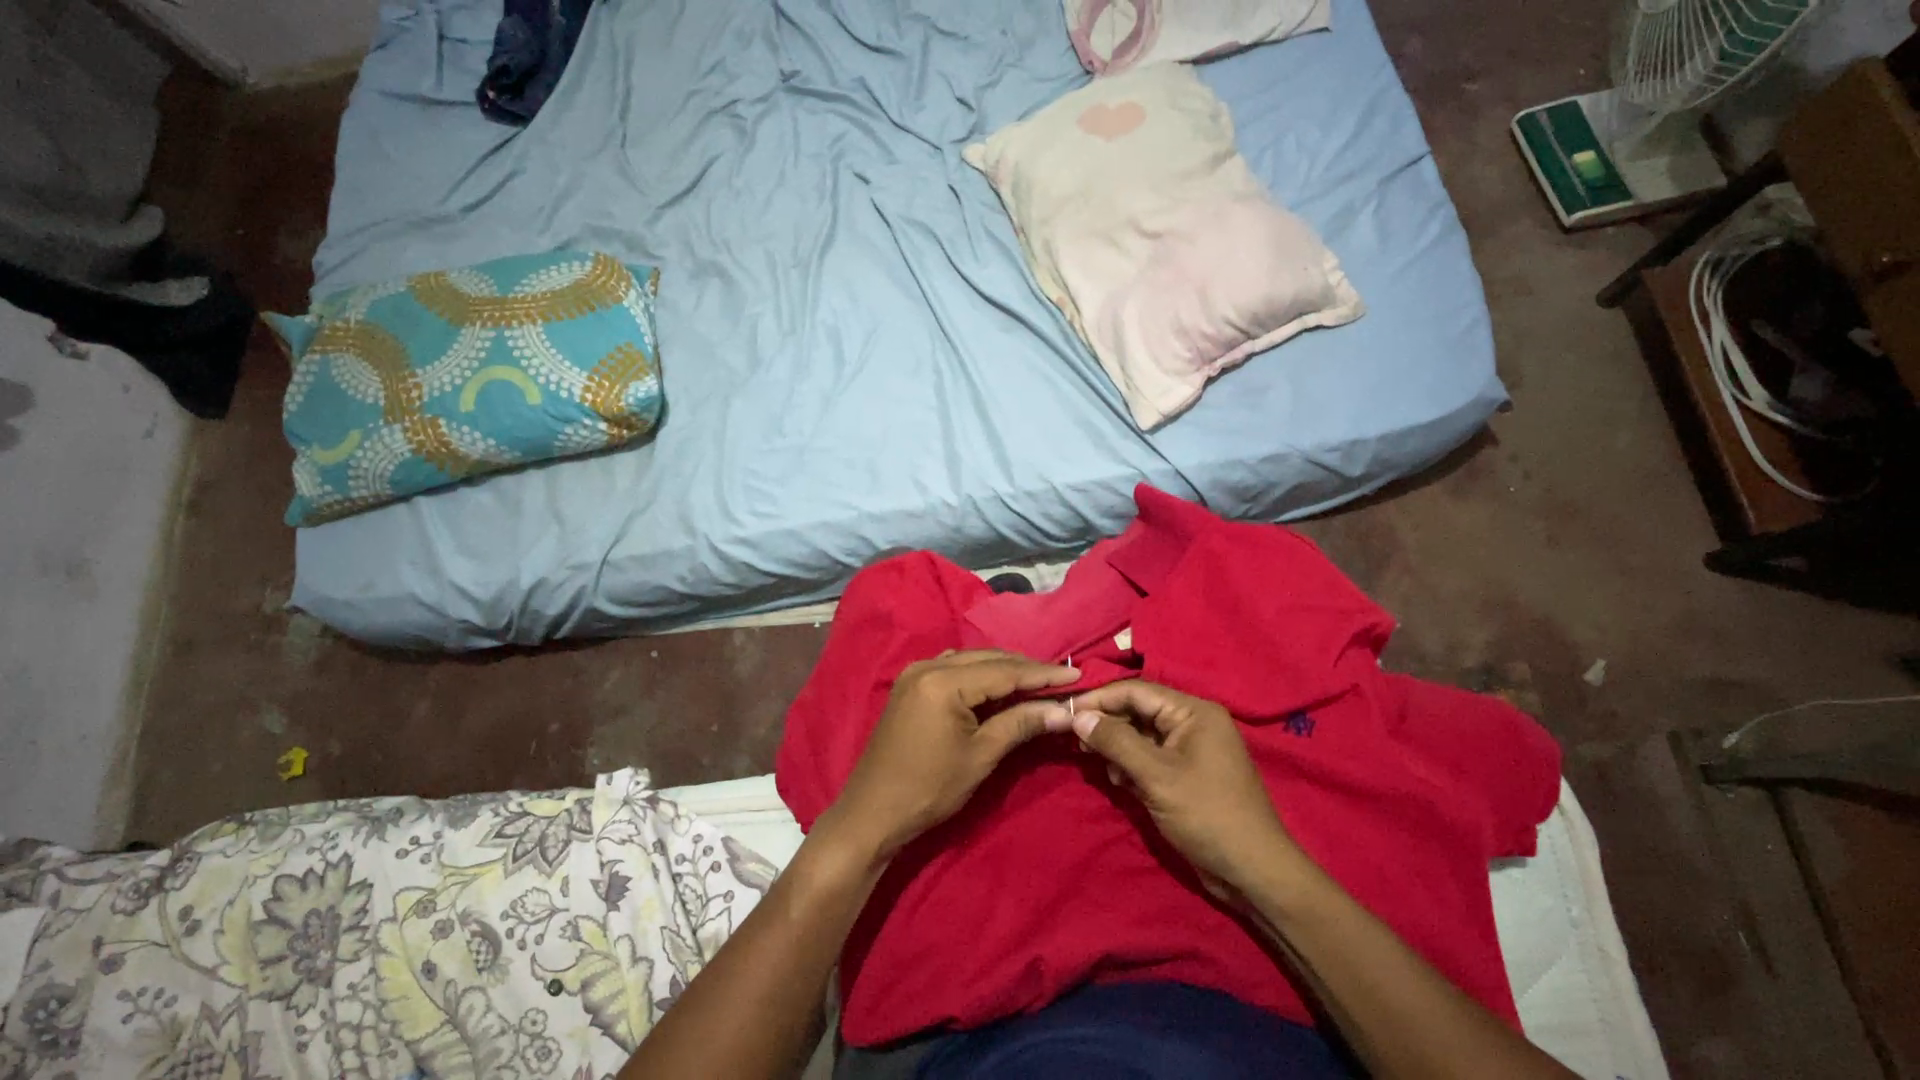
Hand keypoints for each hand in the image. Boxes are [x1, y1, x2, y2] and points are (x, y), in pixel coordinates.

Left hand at [818, 650, 1077, 861]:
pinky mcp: (910, 686)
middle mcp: (927, 666)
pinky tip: (999, 686)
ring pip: (970, 661)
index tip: (1078, 674)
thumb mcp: (981, 756)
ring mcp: (914, 673)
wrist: (873, 813)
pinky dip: (979, 674)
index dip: (1043, 673)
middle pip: (988, 658)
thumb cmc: (929, 789)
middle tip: (1062, 678)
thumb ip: (1020, 724)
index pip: (1005, 670)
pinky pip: (953, 668)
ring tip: (1037, 682)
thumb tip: (1063, 711)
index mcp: (943, 681)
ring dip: (1003, 669)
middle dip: (1025, 668)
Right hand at [1071, 681, 1300, 899]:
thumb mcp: (1157, 776)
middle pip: (1138, 711)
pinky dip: (1131, 767)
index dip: (1100, 699)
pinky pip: (1150, 759)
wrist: (1250, 870)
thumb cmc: (1206, 814)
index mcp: (1194, 713)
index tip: (1065, 713)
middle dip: (1107, 726)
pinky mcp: (1186, 775)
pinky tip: (1121, 784)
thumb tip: (1079, 717)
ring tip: (1103, 769)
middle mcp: (1193, 724)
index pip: (1137, 691)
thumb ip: (1116, 742)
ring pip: (1141, 736)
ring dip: (1117, 750)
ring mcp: (1190, 751)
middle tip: (1077, 744)